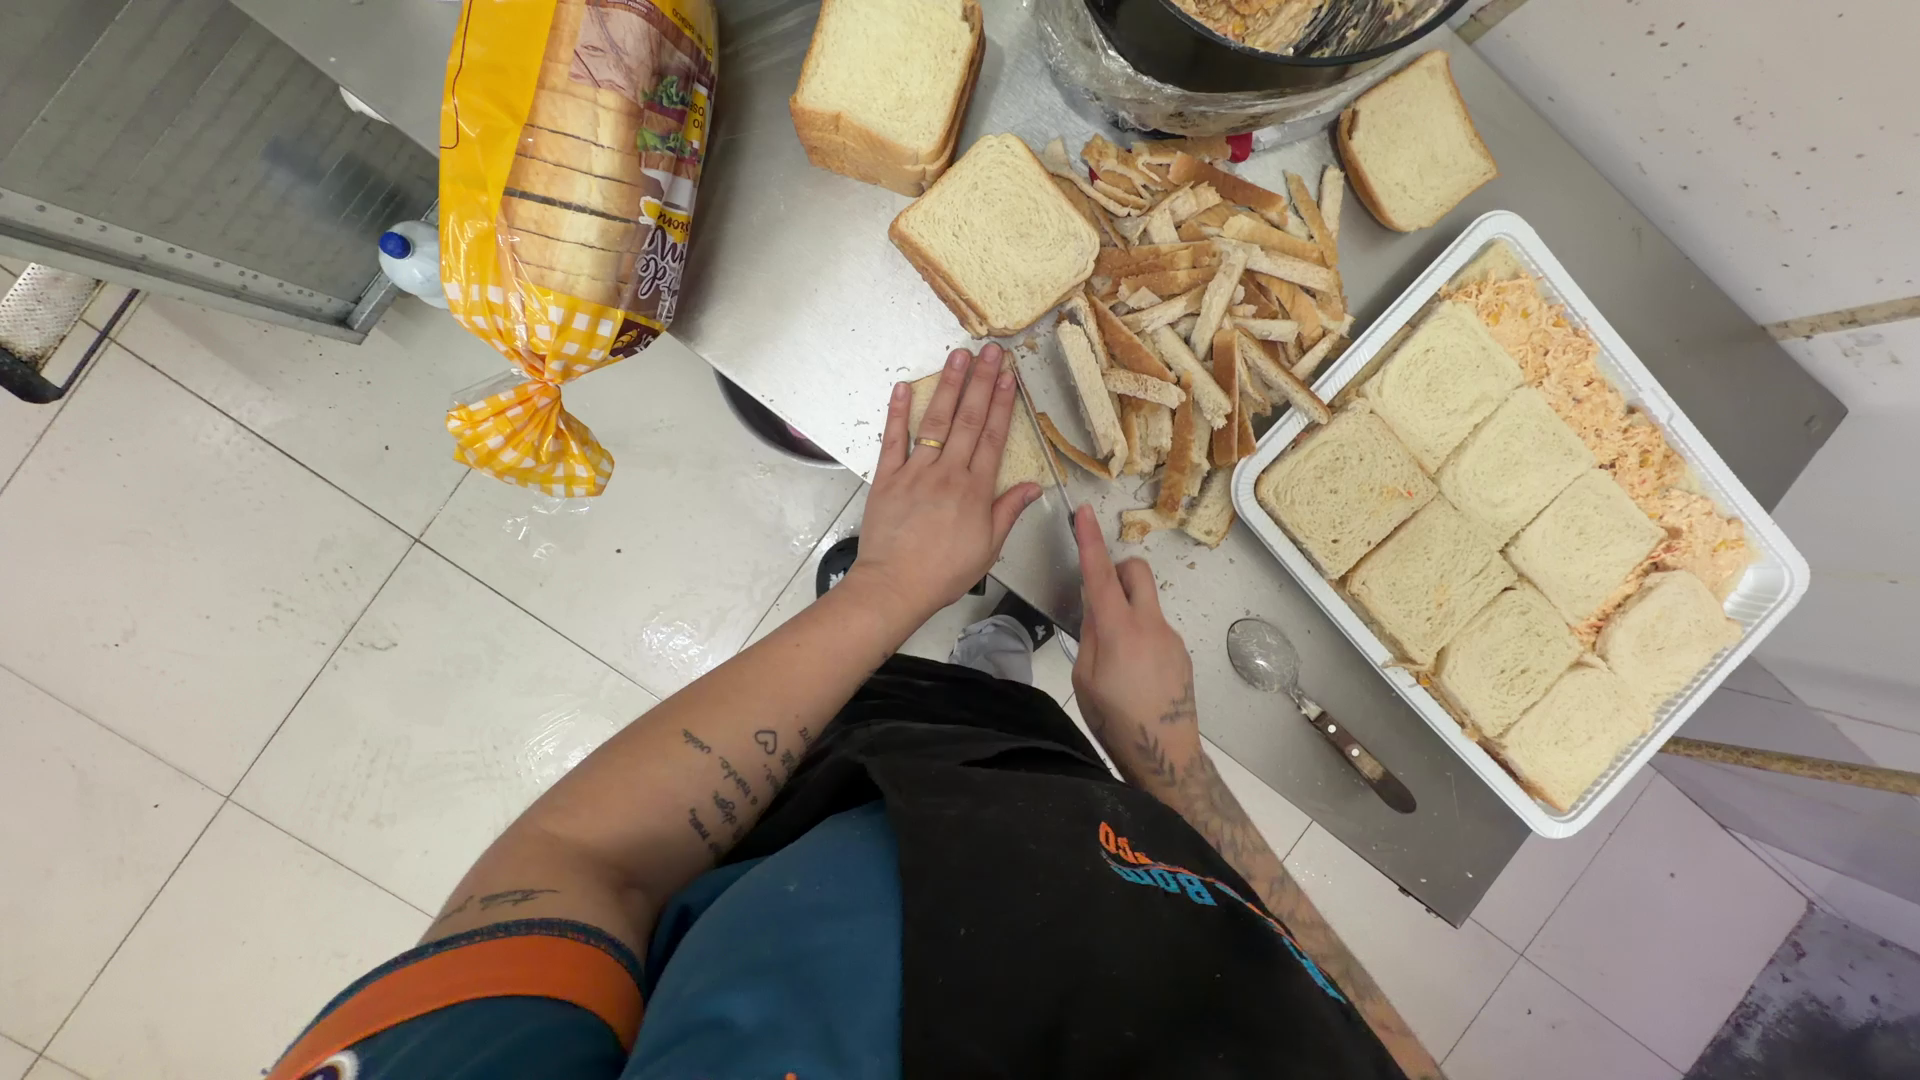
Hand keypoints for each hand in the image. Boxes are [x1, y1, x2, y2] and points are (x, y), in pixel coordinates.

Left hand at [850, 344, 1040, 623]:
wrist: (896, 586)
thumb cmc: (944, 572)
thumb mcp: (988, 548)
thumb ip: (1009, 511)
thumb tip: (1033, 486)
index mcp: (975, 490)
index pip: (993, 437)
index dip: (1002, 403)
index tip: (1009, 375)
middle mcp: (947, 473)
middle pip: (969, 420)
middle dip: (981, 382)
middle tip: (989, 350)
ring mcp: (915, 472)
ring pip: (935, 422)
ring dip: (948, 387)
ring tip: (957, 356)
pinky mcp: (887, 478)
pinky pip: (892, 440)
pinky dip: (897, 413)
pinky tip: (904, 387)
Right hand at [1070, 504, 1199, 788]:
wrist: (1166, 756)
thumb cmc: (1114, 721)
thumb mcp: (1084, 679)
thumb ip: (1090, 635)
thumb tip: (1095, 608)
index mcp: (1118, 631)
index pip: (1099, 575)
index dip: (1089, 541)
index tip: (1083, 512)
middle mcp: (1150, 625)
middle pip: (1136, 571)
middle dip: (1117, 570)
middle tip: (1099, 597)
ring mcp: (1171, 637)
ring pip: (1146, 601)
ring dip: (1126, 609)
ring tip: (1114, 656)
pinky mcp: (1181, 652)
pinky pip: (1155, 627)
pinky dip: (1139, 633)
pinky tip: (1133, 673)